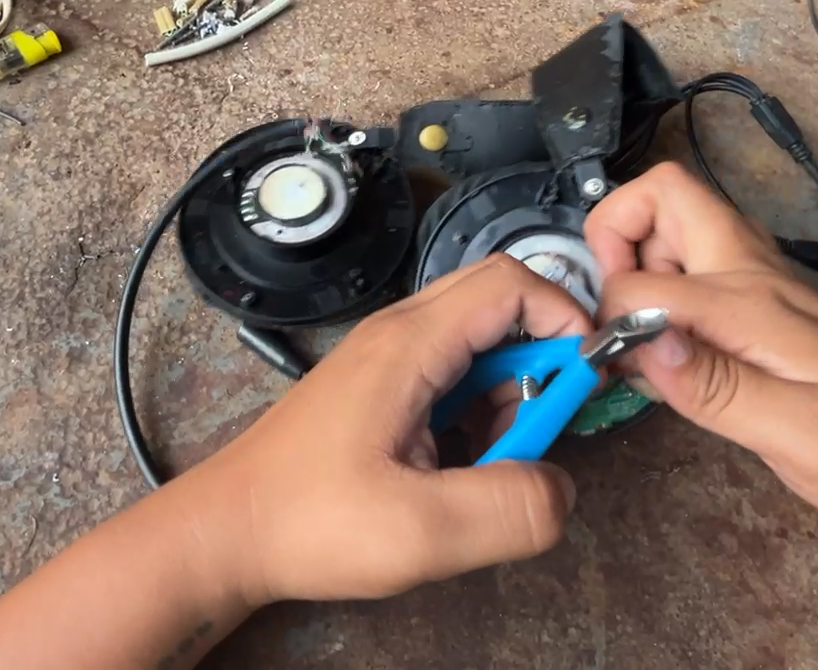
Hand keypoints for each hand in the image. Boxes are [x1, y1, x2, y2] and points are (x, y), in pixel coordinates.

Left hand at [177, 256, 593, 603]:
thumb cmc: (312, 521)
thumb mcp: (421, 533)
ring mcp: (387, 353)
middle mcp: (399, 330)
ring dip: (509, 385)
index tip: (586, 382)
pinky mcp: (381, 380)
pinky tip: (463, 458)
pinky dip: (477, 402)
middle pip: (495, 298)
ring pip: (476, 334)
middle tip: (544, 424)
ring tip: (495, 454)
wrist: (230, 526)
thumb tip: (562, 486)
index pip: (509, 284)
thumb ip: (511, 509)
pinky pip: (450, 366)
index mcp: (409, 343)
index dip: (563, 318)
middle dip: (541, 353)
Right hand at [583, 162, 817, 550]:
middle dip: (615, 234)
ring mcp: (759, 284)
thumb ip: (719, 388)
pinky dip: (660, 291)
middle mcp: (751, 273)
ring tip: (641, 332)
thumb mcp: (811, 440)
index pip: (641, 281)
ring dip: (637, 262)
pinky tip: (673, 351)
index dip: (610, 318)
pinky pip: (691, 267)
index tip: (610, 364)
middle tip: (616, 307)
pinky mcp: (761, 306)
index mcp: (754, 302)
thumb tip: (640, 339)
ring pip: (675, 223)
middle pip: (664, 193)